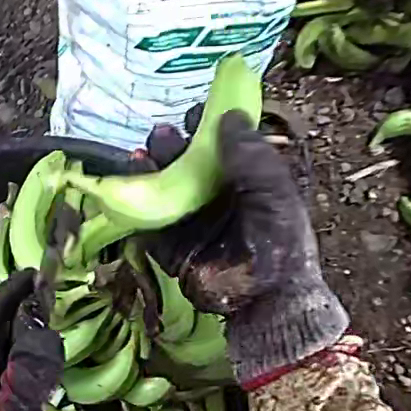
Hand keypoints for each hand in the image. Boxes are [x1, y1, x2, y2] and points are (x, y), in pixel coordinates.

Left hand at [0, 271, 62, 410]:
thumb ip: (28, 368)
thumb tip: (40, 318)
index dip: (14, 290)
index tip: (38, 274)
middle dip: (21, 309)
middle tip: (54, 302)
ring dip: (22, 336)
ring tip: (51, 333)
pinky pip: (2, 376)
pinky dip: (22, 364)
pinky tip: (38, 379)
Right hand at [145, 113, 347, 383]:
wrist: (264, 297)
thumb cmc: (278, 240)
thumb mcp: (273, 191)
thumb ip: (251, 155)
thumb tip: (229, 114)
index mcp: (240, 180)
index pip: (217, 145)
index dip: (204, 126)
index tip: (193, 113)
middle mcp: (211, 196)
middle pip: (183, 162)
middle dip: (171, 144)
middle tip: (163, 133)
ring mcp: (187, 220)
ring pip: (161, 185)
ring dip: (151, 165)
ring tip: (144, 150)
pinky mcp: (168, 244)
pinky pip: (147, 218)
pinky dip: (136, 197)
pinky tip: (133, 176)